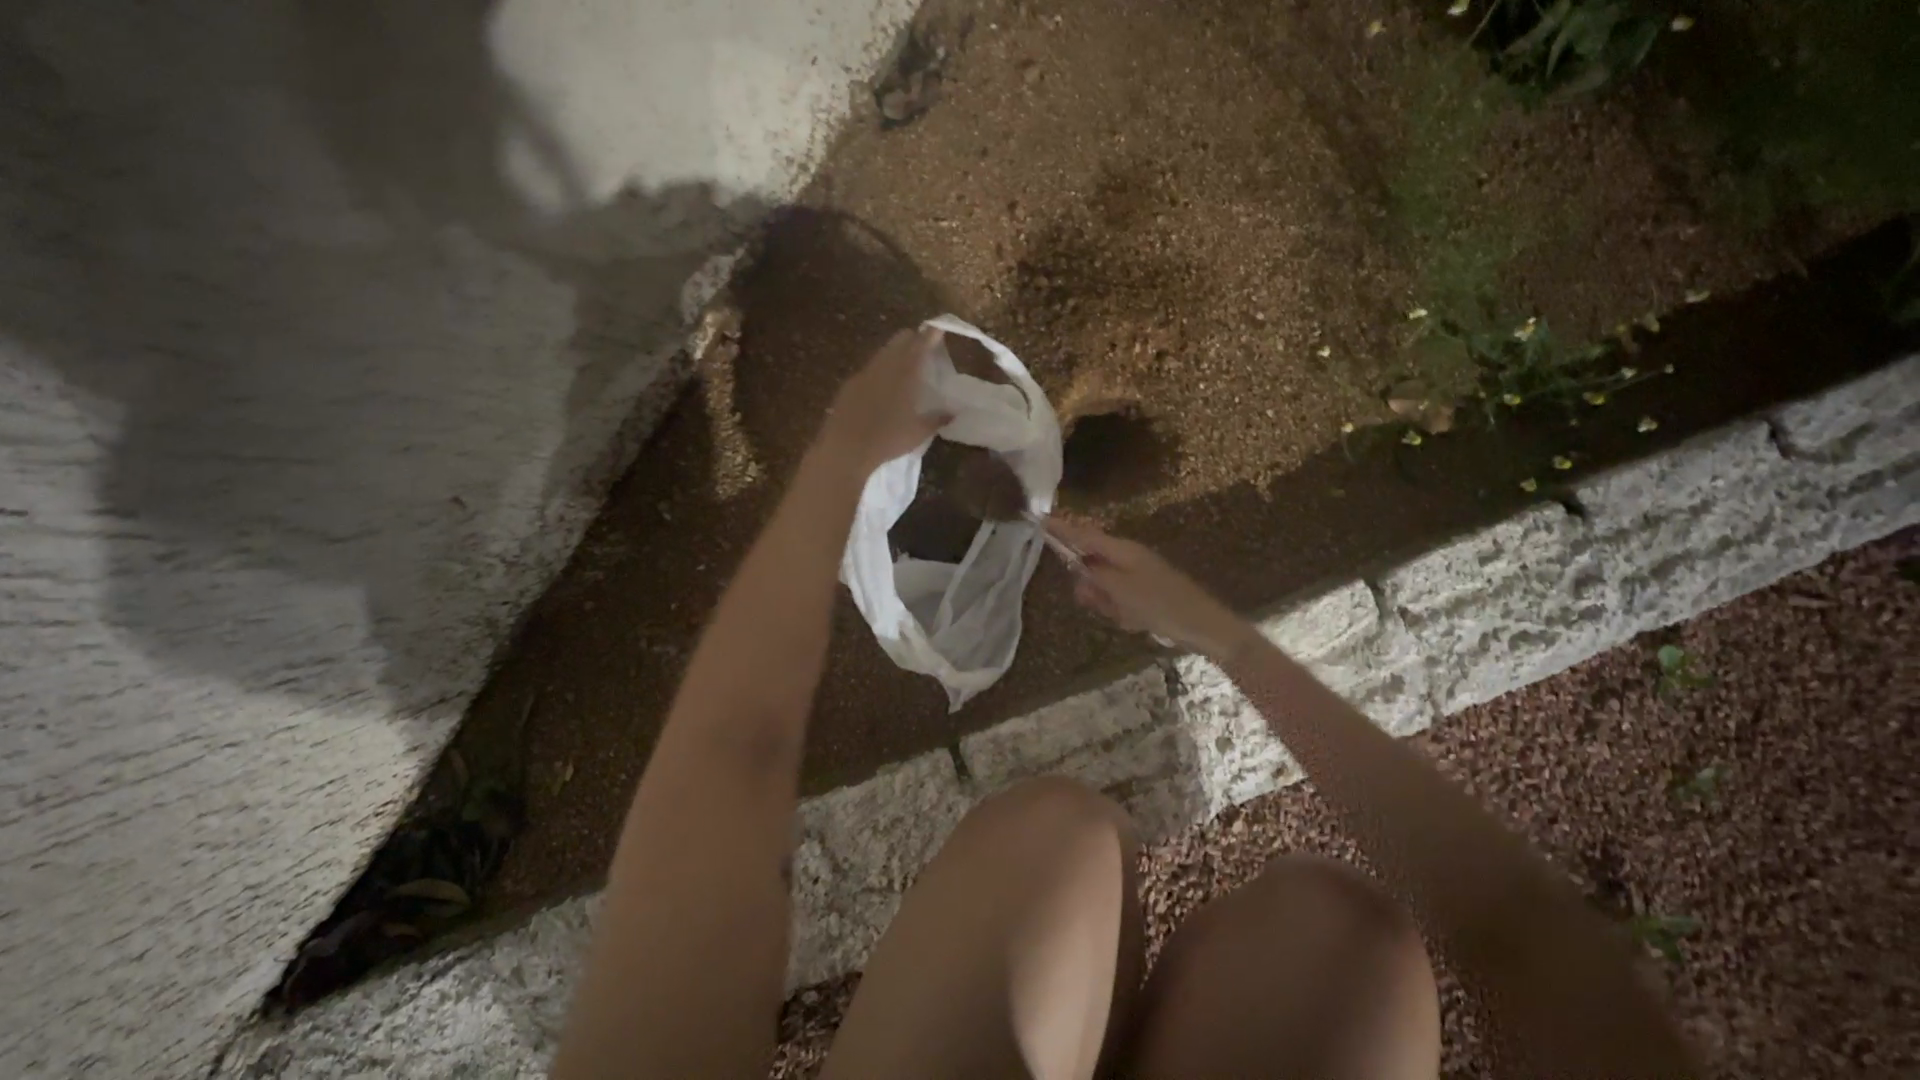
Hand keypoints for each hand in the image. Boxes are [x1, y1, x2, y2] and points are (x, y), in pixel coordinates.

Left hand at [819, 326, 950, 471]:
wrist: (845, 448)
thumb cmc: (888, 440)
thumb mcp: (918, 432)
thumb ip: (937, 419)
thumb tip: (953, 412)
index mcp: (905, 373)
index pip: (921, 344)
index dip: (931, 334)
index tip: (938, 329)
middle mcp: (885, 366)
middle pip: (900, 340)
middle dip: (913, 339)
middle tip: (923, 347)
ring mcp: (865, 373)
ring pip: (883, 352)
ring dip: (895, 352)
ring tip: (904, 365)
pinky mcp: (850, 384)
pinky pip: (869, 369)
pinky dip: (880, 370)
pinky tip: (882, 385)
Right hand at [1047, 518, 1256, 661]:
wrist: (1203, 626)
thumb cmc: (1161, 604)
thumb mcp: (1120, 590)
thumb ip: (1094, 576)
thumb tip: (1076, 565)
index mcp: (1123, 551)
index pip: (1085, 535)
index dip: (1062, 529)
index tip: (1039, 520)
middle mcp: (1128, 559)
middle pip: (1092, 566)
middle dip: (1090, 587)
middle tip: (1097, 602)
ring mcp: (1138, 577)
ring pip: (1104, 588)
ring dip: (1107, 604)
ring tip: (1125, 616)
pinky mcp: (1146, 596)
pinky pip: (1120, 602)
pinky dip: (1122, 613)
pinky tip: (1136, 622)